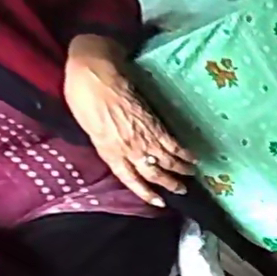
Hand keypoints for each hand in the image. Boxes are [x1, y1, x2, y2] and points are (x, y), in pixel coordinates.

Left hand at [64, 35, 195, 207]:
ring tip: (191, 173)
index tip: (158, 202)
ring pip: (167, 162)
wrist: (94, 73)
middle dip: (170, 184)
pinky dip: (186, 153)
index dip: (145, 192)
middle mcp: (127, 148)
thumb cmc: (83, 96)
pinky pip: (174, 145)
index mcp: (107, 149)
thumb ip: (105, 141)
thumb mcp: (87, 125)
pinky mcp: (156, 125)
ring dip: (182, 170)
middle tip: (182, 190)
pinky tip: (194, 157)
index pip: (129, 178)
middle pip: (153, 173)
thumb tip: (116, 150)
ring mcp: (143, 137)